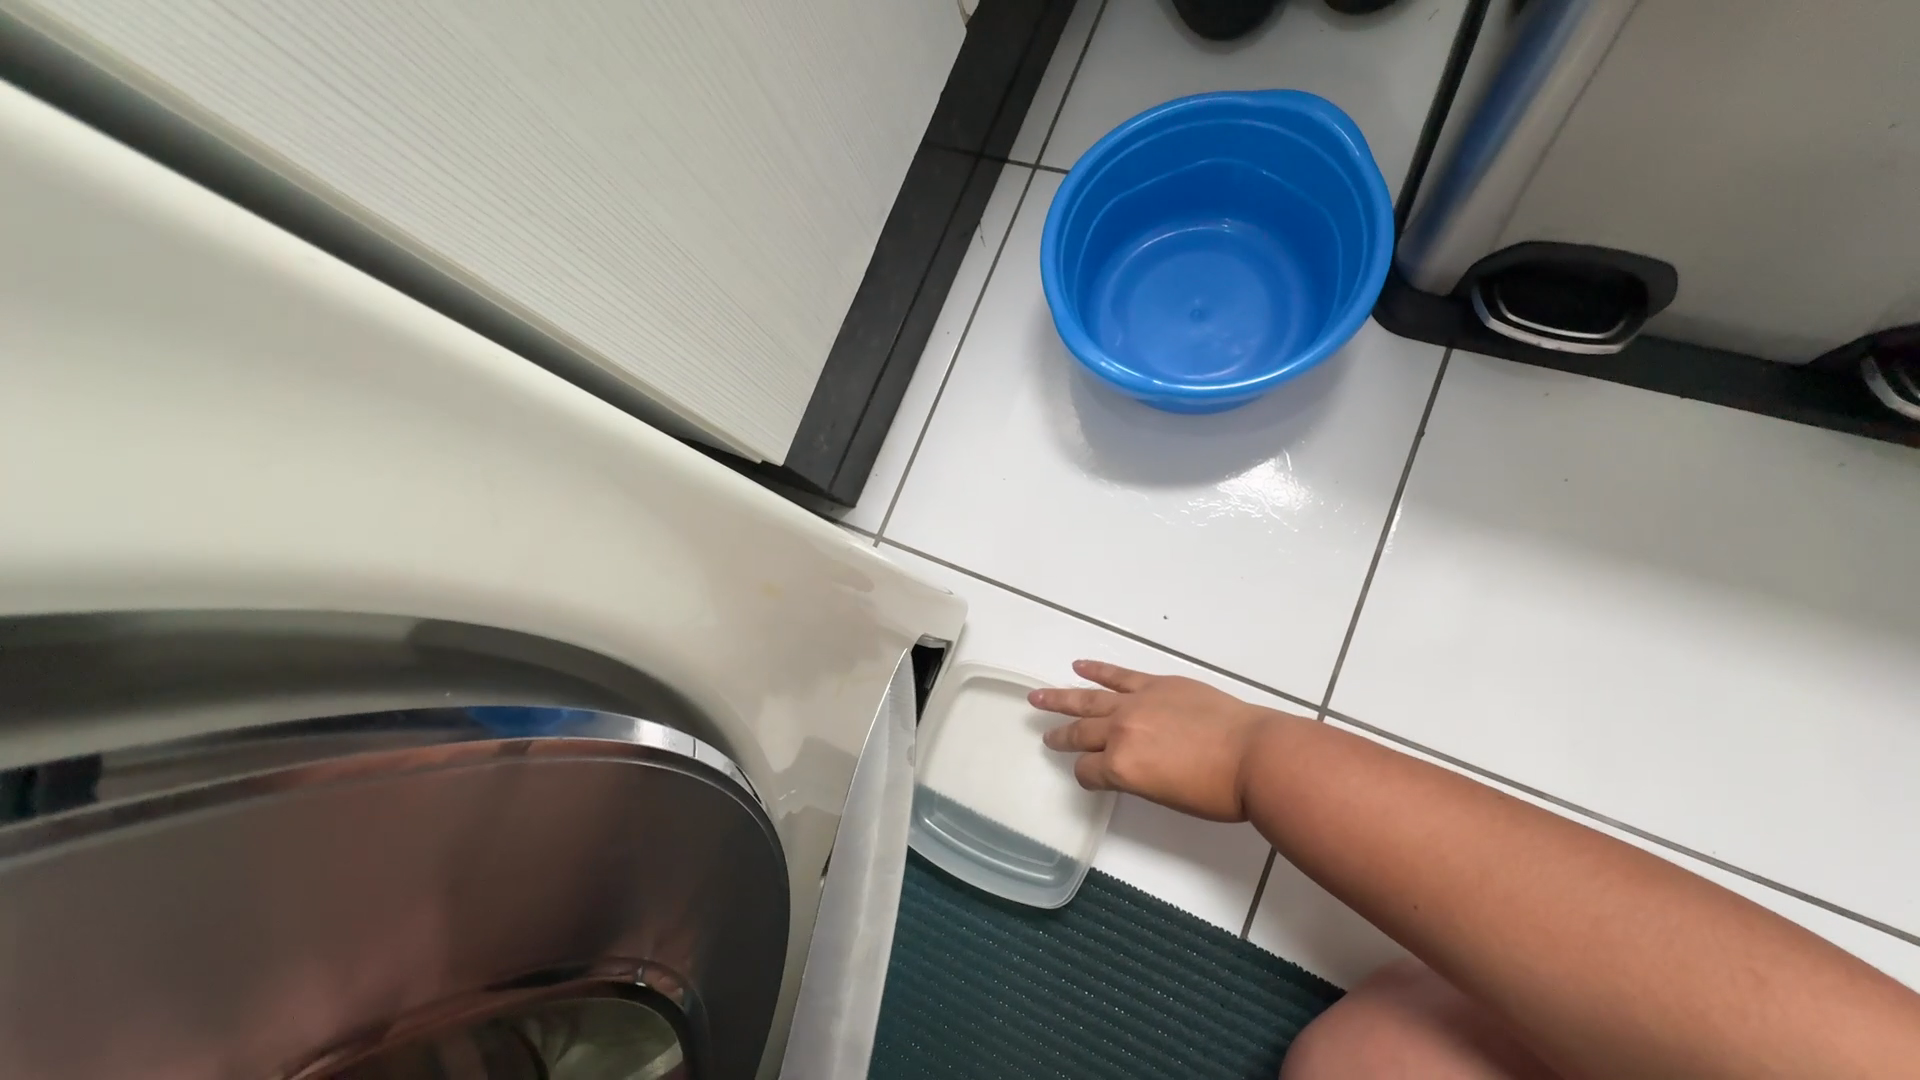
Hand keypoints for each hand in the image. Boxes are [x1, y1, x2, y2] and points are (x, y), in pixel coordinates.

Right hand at [1029, 660, 1299, 821]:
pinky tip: (1079, 667)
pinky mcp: (1156, 684)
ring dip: (1061, 698)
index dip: (1085, 777)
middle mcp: (1119, 732)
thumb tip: (1129, 768)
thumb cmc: (1217, 792)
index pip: (1087, 771)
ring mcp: (1136, 703)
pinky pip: (1118, 675)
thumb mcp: (1168, 797)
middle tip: (1046, 737)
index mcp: (1120, 767)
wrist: (1254, 755)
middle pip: (1081, 733)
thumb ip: (1138, 780)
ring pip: (1088, 699)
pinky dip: (1097, 670)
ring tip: (1037, 696)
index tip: (1089, 778)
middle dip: (1061, 736)